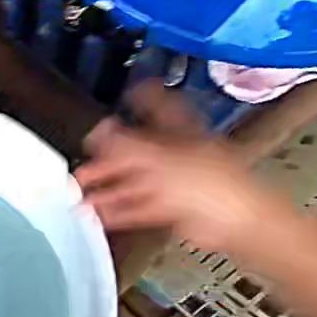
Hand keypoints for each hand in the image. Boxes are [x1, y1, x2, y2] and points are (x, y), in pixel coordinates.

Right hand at [73, 84, 290, 252]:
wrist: (237, 224)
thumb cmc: (211, 183)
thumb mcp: (158, 158)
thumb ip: (123, 145)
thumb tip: (97, 130)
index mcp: (181, 133)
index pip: (159, 106)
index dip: (142, 97)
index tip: (126, 92)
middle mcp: (178, 154)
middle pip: (136, 151)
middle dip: (106, 157)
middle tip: (81, 163)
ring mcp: (176, 183)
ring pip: (133, 182)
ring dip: (106, 189)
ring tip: (79, 194)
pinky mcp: (173, 209)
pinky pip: (138, 208)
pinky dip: (117, 211)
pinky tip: (98, 214)